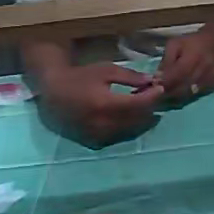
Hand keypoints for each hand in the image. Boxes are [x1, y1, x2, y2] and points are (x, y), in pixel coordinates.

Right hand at [38, 63, 163, 141]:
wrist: (54, 94)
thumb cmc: (80, 77)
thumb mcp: (106, 70)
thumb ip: (130, 77)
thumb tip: (152, 81)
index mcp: (105, 104)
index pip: (138, 104)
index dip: (152, 97)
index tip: (160, 88)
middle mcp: (103, 125)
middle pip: (137, 120)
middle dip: (150, 109)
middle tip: (156, 98)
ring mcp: (99, 137)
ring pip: (131, 132)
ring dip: (142, 120)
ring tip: (147, 107)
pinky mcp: (95, 143)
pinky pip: (119, 137)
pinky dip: (129, 128)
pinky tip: (132, 117)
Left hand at [157, 19, 213, 100]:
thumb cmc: (192, 41)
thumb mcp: (174, 44)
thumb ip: (166, 61)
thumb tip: (157, 78)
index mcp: (191, 59)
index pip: (173, 78)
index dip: (162, 84)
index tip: (153, 85)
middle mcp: (201, 72)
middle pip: (180, 90)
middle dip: (167, 92)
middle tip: (157, 91)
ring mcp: (207, 81)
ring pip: (187, 95)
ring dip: (175, 96)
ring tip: (166, 92)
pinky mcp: (212, 86)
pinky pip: (195, 96)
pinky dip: (185, 96)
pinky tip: (178, 91)